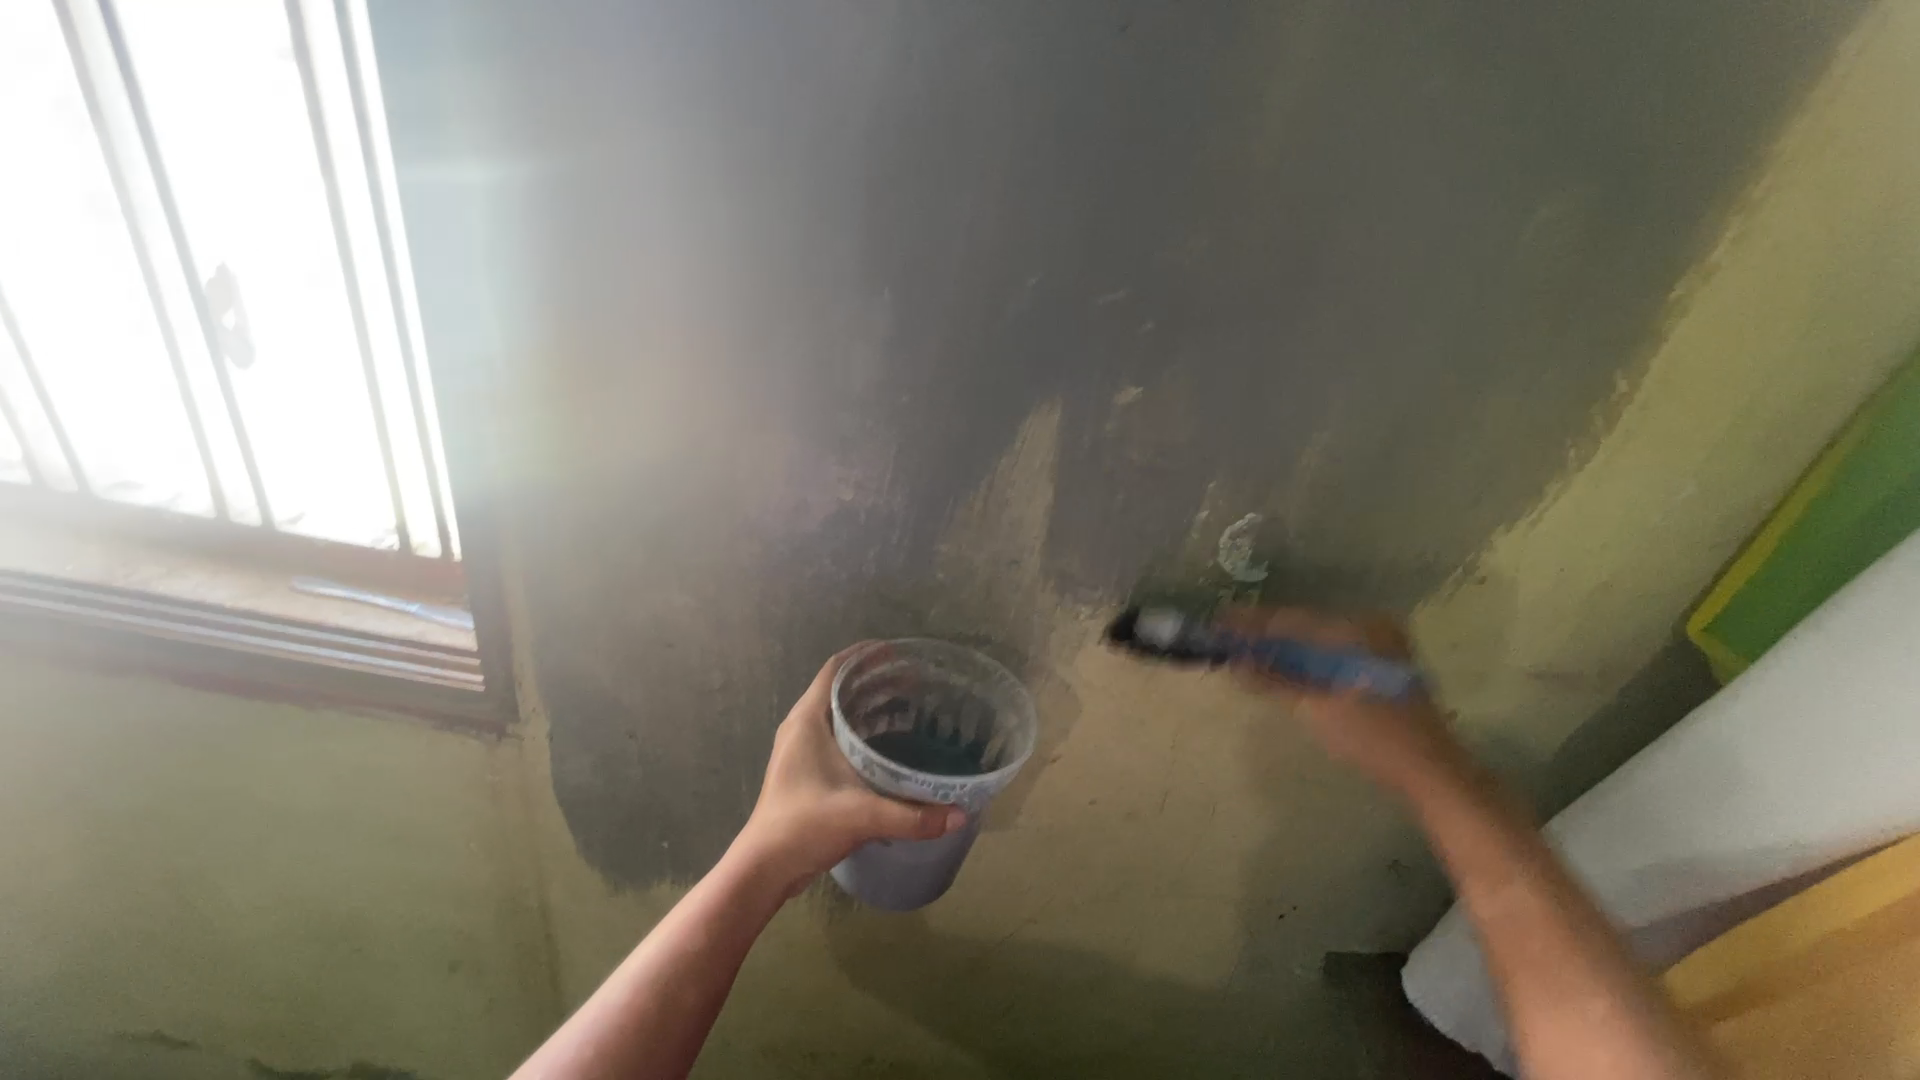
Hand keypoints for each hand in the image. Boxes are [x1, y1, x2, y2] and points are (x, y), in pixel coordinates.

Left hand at [735, 644, 966, 894]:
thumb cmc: (804, 826)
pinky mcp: (805, 770)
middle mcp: (800, 727)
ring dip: (869, 706)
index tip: (898, 652)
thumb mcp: (862, 815)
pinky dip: (862, 730)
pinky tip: (889, 745)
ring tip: (908, 706)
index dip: (865, 655)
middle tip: (916, 681)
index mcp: (807, 720)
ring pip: (838, 713)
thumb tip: (959, 814)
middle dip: (875, 679)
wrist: (765, 867)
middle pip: (839, 687)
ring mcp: (800, 749)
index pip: (835, 669)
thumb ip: (912, 815)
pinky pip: (836, 735)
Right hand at [1220, 607, 1466, 791]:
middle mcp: (1371, 626)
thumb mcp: (1315, 709)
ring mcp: (1381, 643)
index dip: (1252, 623)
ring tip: (1245, 647)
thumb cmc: (1373, 737)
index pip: (1293, 620)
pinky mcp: (1382, 663)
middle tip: (1227, 634)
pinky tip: (1280, 663)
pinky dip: (1305, 657)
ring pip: (1318, 638)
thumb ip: (1273, 681)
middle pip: (1305, 625)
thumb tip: (1234, 663)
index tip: (1218, 622)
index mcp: (1357, 629)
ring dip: (1284, 645)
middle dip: (1266, 632)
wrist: (1430, 772)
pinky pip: (1332, 650)